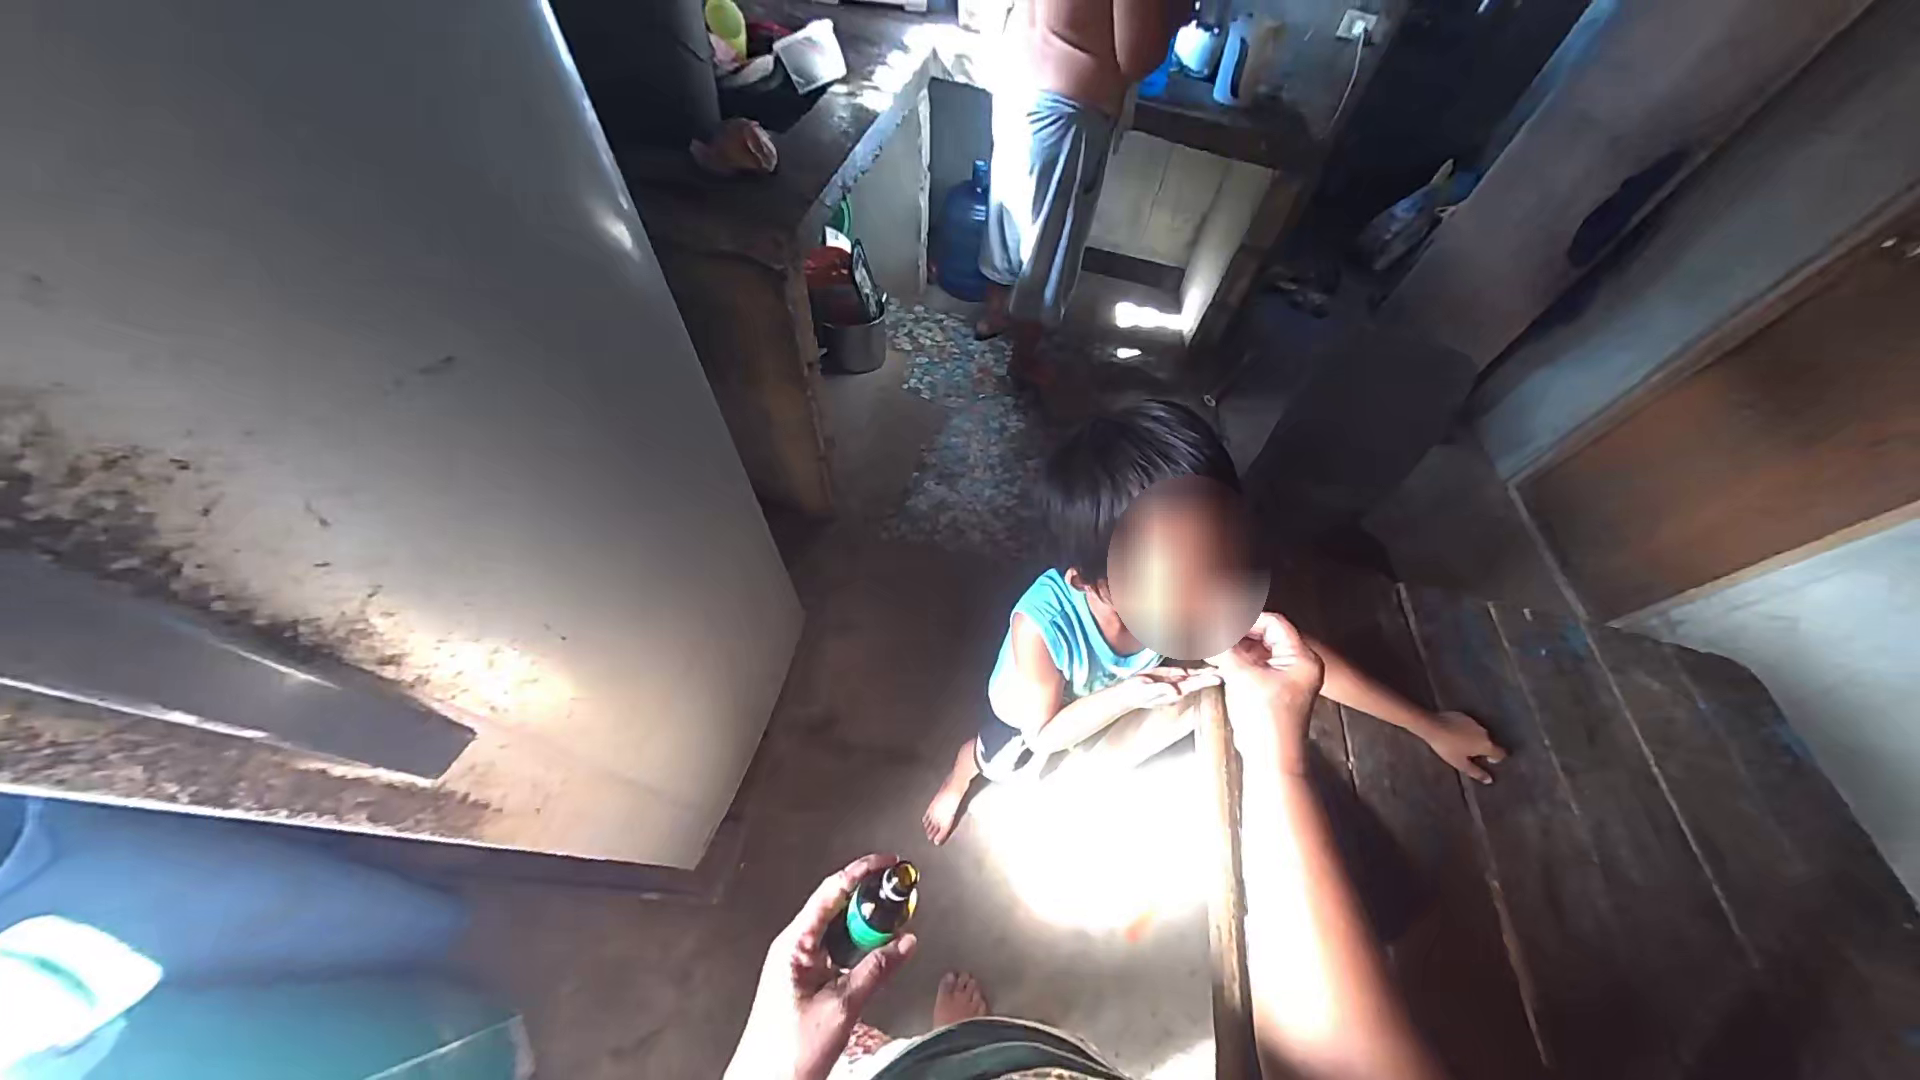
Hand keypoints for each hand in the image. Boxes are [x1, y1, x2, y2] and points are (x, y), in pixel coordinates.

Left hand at [725, 855, 917, 1079]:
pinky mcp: (805, 975)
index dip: (862, 871)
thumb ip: (876, 971)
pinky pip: (836, 946)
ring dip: (865, 923)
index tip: (886, 863)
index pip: (832, 890)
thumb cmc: (785, 1055)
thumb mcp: (841, 1008)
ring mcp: (799, 960)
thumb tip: (904, 943)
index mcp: (795, 943)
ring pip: (838, 926)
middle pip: (837, 903)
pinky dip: (858, 943)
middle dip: (869, 897)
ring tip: (891, 923)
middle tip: (896, 895)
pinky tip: (874, 950)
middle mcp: (794, 945)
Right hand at [1118, 665, 1222, 708]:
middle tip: (1227, 668)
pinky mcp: (1171, 676)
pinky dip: (1196, 668)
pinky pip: (1186, 671)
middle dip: (1212, 675)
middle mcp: (1179, 686)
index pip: (1195, 684)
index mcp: (1176, 690)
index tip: (1219, 677)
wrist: (1129, 694)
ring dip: (1207, 670)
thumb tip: (1177, 692)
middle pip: (1199, 680)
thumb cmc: (1138, 693)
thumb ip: (1162, 690)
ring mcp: (1176, 682)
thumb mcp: (1148, 691)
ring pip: (1195, 675)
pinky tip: (1203, 663)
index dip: (1207, 680)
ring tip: (1221, 664)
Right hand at [1207, 612, 1324, 769]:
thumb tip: (1207, 628)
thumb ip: (1224, 648)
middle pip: (1264, 634)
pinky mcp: (1270, 686)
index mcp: (1301, 658)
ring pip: (1256, 648)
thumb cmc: (1267, 722)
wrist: (1270, 757)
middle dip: (1236, 631)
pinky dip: (1234, 657)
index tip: (1221, 620)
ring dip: (1233, 644)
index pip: (1273, 623)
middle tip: (1213, 630)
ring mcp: (1284, 675)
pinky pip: (1252, 662)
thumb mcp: (1243, 677)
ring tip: (1210, 642)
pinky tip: (1215, 656)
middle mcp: (1297, 664)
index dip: (1246, 619)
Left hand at [1422, 710, 1507, 784]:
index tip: (1487, 760)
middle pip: (1489, 742)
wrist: (1431, 725)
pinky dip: (1464, 728)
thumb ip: (1476, 772)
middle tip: (1470, 752)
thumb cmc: (1447, 746)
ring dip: (1473, 737)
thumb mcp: (1460, 763)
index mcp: (1486, 744)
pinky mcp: (1462, 715)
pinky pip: (1468, 724)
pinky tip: (1453, 731)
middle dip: (1483, 747)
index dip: (1497, 758)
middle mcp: (1484, 732)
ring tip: (1460, 741)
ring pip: (1478, 732)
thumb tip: (1489, 780)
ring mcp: (1473, 721)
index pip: (1501, 753)